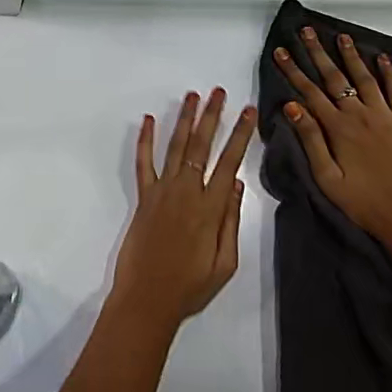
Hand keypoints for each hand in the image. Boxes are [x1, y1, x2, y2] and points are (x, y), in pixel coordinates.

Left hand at [111, 87, 256, 325]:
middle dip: (213, 116)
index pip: (230, 162)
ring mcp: (162, 191)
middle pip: (202, 146)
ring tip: (193, 96)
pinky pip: (144, 163)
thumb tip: (238, 183)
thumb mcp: (225, 263)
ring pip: (176, 147)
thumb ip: (231, 220)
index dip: (240, 134)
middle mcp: (187, 191)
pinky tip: (149, 120)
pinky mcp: (143, 197)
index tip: (248, 111)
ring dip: (185, 119)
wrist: (147, 299)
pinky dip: (145, 140)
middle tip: (220, 92)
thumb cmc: (191, 287)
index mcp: (211, 208)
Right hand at [273, 26, 391, 243]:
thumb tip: (291, 106)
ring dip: (351, 55)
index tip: (281, 51)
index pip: (309, 91)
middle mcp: (360, 114)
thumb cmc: (362, 202)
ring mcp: (385, 116)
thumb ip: (310, 139)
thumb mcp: (326, 177)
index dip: (293, 69)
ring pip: (364, 77)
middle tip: (307, 31)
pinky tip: (382, 58)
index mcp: (337, 128)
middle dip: (317, 52)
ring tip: (341, 36)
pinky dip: (389, 73)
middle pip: (334, 77)